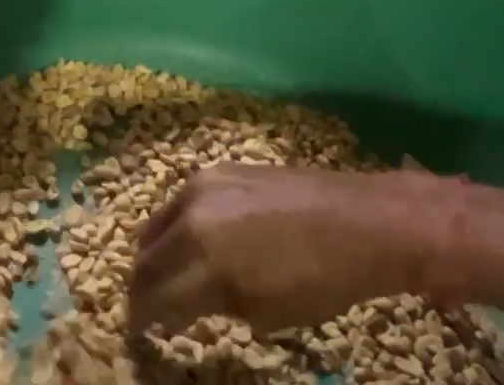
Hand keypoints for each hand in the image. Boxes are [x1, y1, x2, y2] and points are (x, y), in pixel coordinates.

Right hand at [129, 165, 456, 334]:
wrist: (362, 221)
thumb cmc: (320, 279)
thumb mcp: (262, 312)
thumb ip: (210, 305)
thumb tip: (182, 307)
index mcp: (200, 251)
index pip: (152, 294)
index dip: (143, 319)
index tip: (140, 336)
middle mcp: (191, 210)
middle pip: (147, 256)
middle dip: (143, 288)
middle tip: (148, 311)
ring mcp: (203, 182)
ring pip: (159, 225)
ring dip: (158, 255)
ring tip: (171, 280)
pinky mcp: (219, 168)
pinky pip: (182, 204)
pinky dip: (179, 229)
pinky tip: (196, 246)